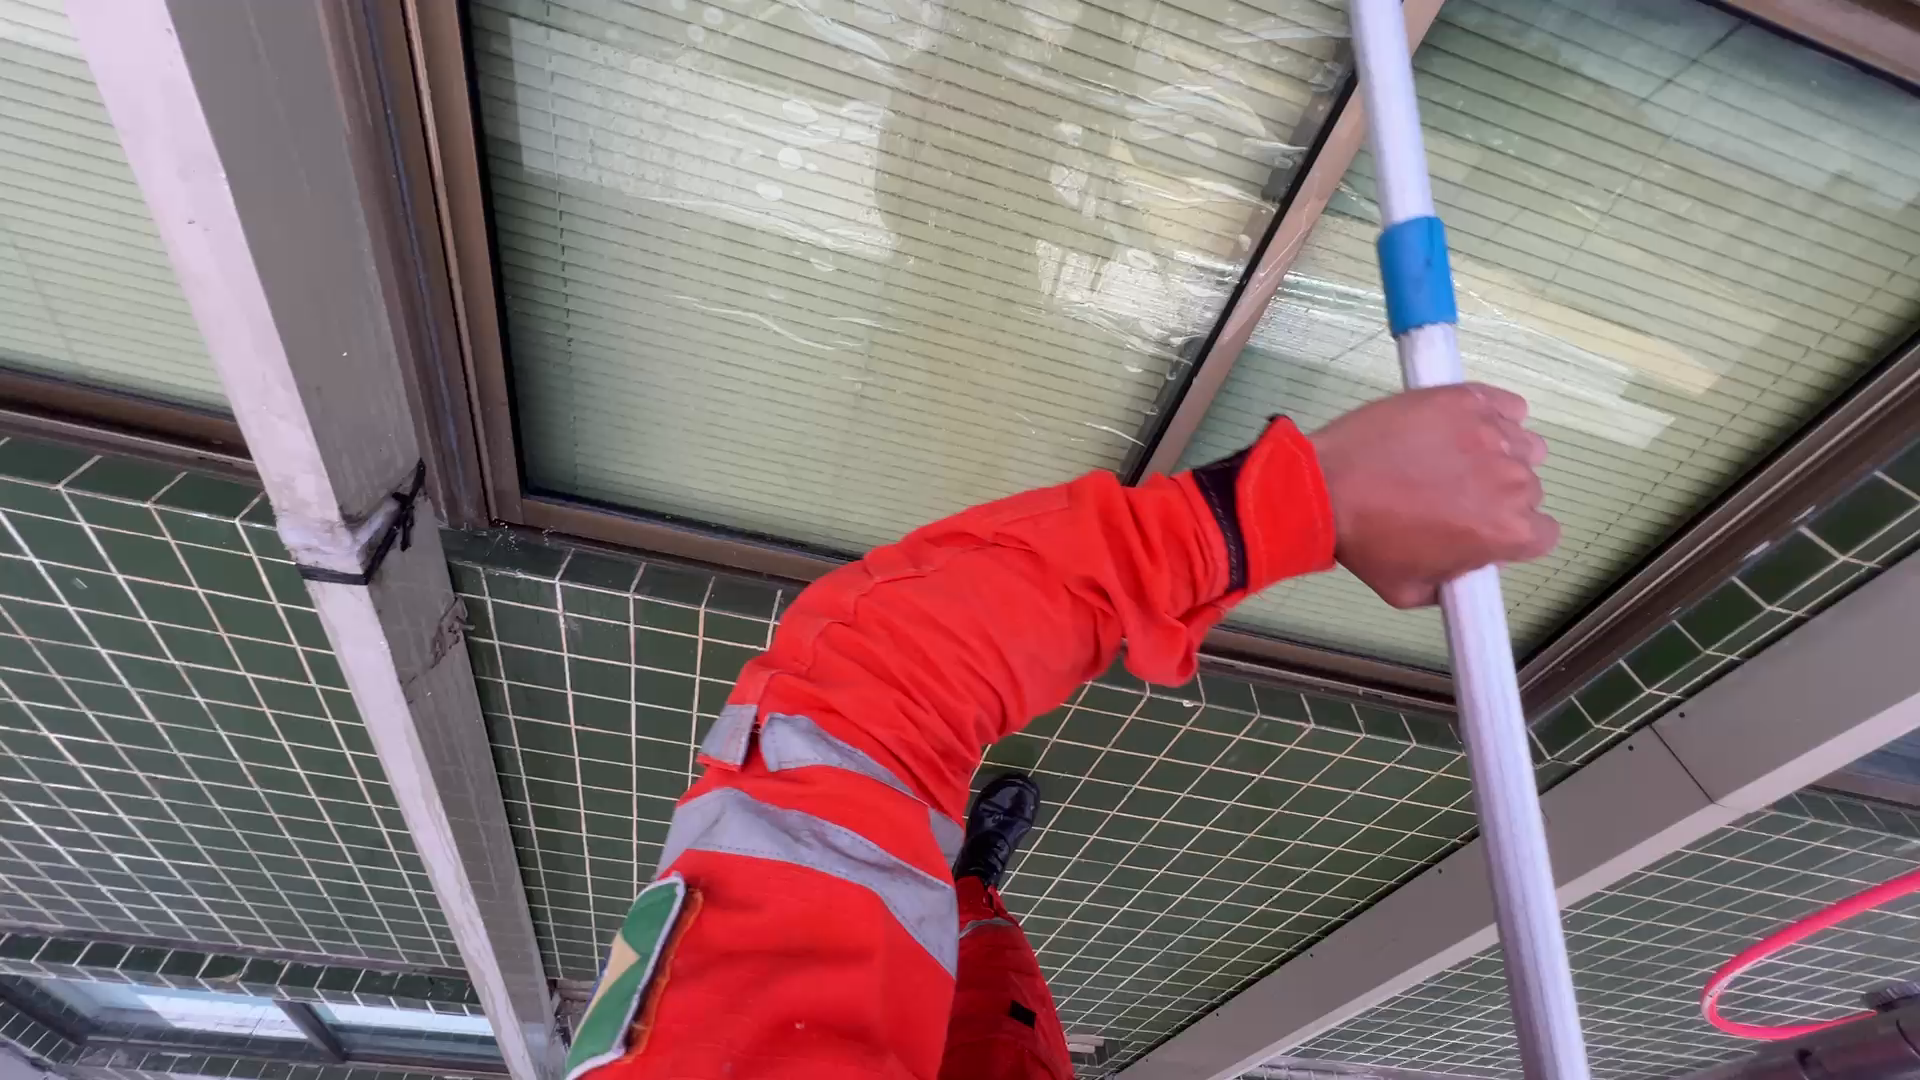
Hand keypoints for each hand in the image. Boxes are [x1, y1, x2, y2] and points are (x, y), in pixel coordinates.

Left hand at [1307, 383, 1557, 608]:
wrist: (1322, 486)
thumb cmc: (1361, 540)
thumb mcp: (1408, 591)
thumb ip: (1455, 584)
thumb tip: (1472, 567)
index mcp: (1508, 532)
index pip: (1539, 534)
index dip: (1505, 534)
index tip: (1476, 527)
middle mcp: (1514, 481)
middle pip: (1527, 489)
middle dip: (1493, 495)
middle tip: (1443, 495)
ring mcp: (1492, 434)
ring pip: (1520, 446)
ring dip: (1493, 455)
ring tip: (1442, 462)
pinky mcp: (1466, 400)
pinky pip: (1504, 407)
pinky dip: (1490, 415)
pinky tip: (1453, 430)